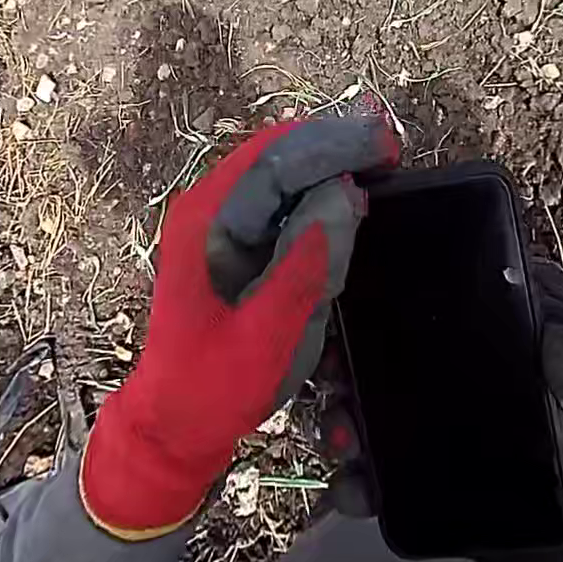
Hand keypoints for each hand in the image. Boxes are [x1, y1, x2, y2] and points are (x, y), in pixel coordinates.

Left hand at [80, 116, 398, 538]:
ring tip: (375, 160)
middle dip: (333, 144)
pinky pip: (279, 194)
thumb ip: (306, 264)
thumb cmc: (217, 383)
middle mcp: (208, 206)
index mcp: (206, 222)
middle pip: (275, 153)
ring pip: (279, 167)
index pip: (274, 162)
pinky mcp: (234, 235)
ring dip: (326, 160)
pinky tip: (346, 191)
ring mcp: (218, 217)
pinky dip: (316, 185)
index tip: (383, 145)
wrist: (175, 417)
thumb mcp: (268, 334)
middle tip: (387, 147)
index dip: (332, 146)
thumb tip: (347, 193)